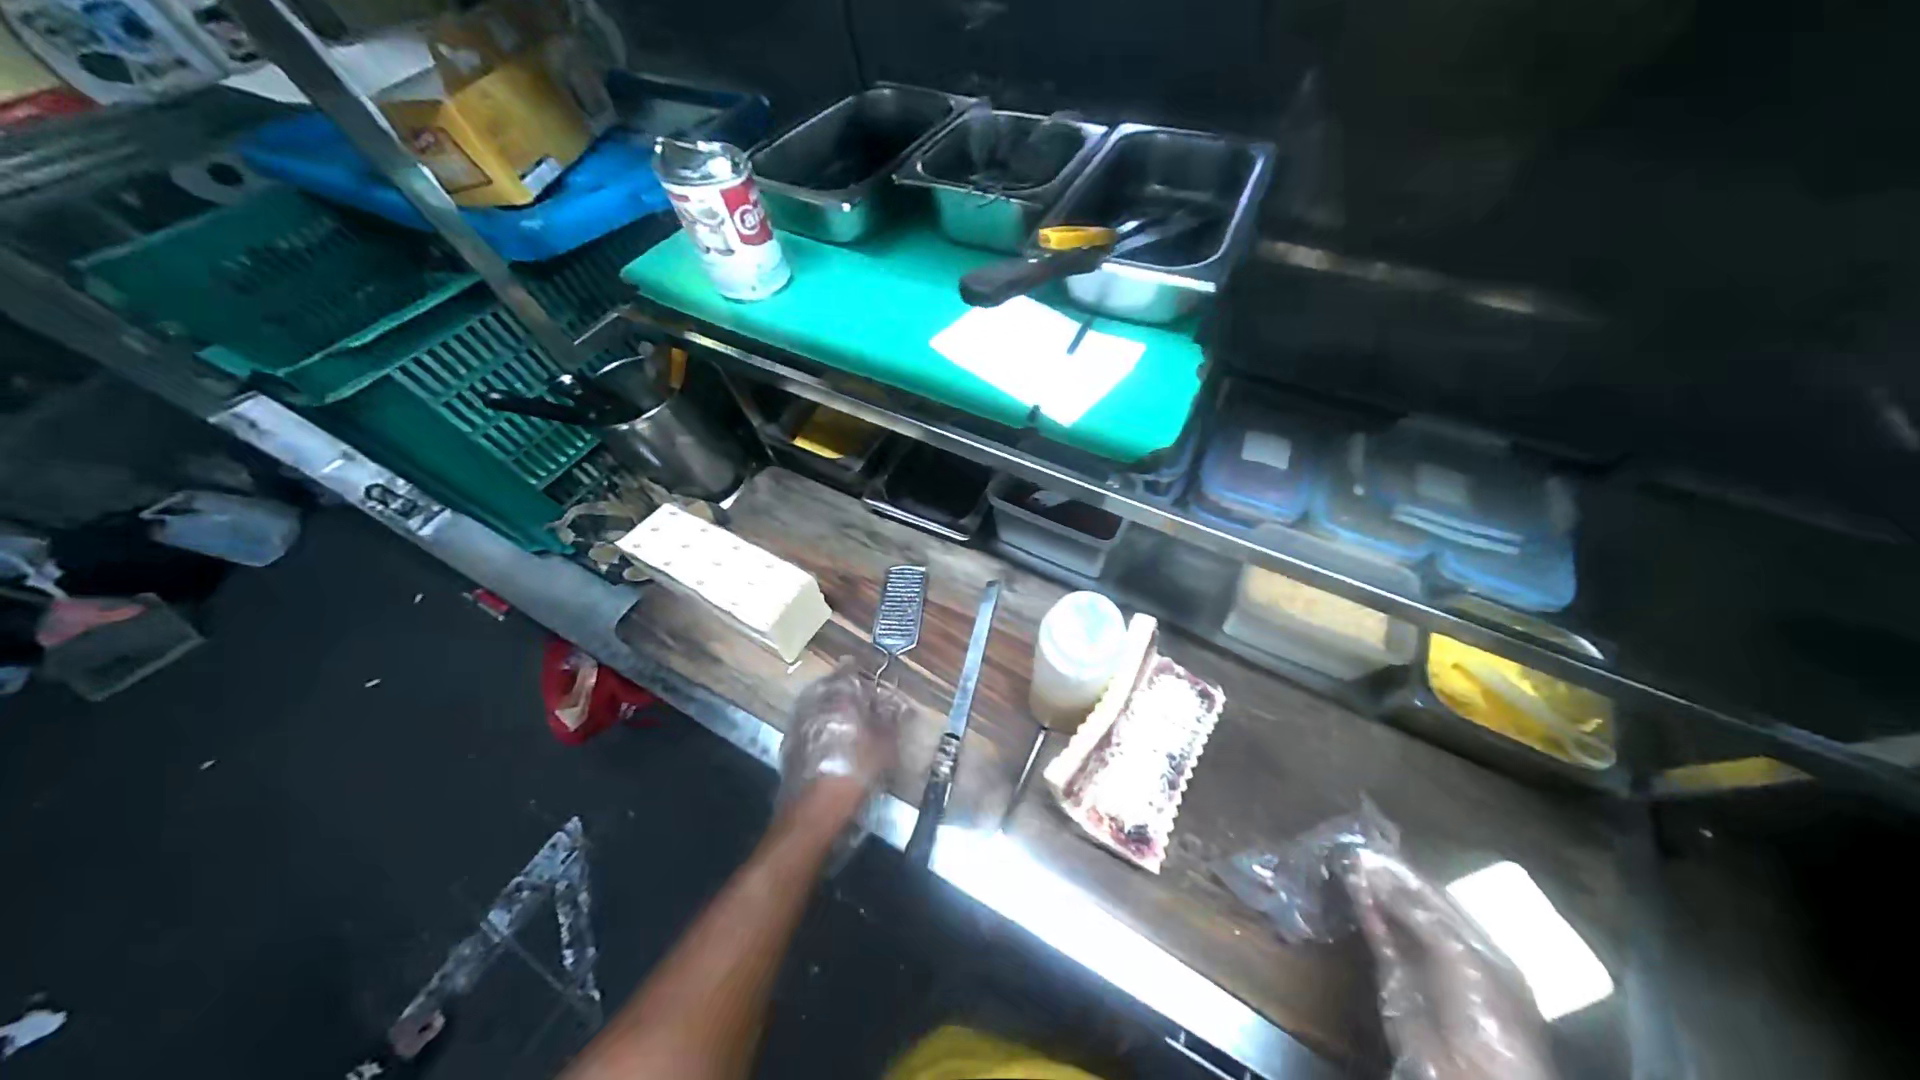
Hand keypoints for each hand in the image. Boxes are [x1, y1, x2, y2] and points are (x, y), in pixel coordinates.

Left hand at [777, 659, 905, 823]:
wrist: (814, 810)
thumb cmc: (856, 770)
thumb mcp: (886, 745)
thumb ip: (892, 719)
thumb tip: (899, 703)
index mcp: (838, 694)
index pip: (849, 668)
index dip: (862, 672)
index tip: (872, 680)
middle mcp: (814, 701)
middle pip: (830, 686)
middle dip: (846, 692)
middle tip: (863, 703)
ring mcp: (797, 722)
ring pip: (818, 705)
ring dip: (832, 710)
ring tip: (849, 724)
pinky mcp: (788, 743)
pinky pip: (808, 725)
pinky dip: (820, 727)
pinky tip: (831, 743)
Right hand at [1344, 848, 1557, 1079]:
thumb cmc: (1485, 1016)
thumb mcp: (1461, 958)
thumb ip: (1419, 914)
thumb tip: (1376, 871)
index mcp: (1481, 948)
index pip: (1441, 901)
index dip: (1410, 874)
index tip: (1380, 846)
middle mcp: (1450, 954)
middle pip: (1414, 908)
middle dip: (1388, 879)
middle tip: (1357, 848)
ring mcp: (1421, 968)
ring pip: (1393, 920)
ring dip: (1372, 892)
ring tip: (1348, 861)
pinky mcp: (1393, 980)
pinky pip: (1380, 940)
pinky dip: (1366, 914)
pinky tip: (1352, 889)